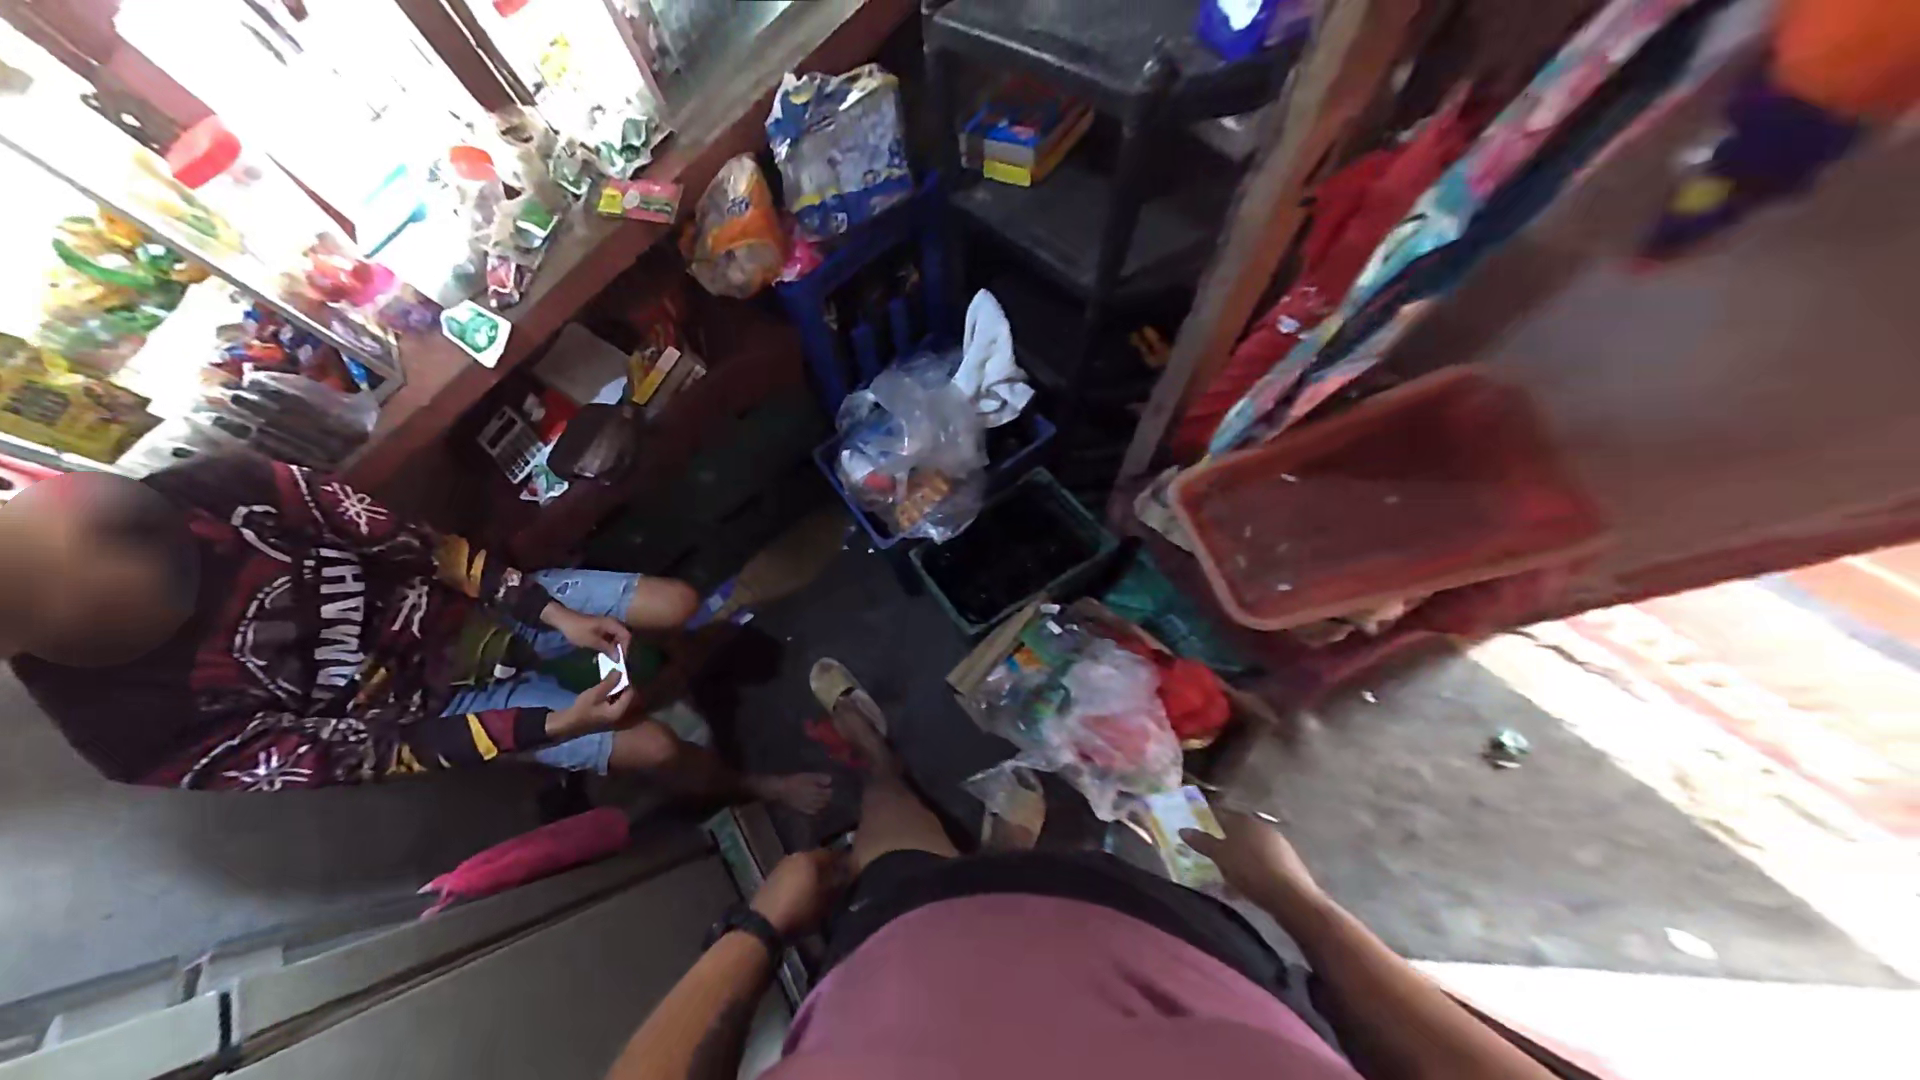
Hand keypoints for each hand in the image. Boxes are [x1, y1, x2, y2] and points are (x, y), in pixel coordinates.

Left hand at [543, 603, 630, 657]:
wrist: (562, 620)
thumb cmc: (577, 630)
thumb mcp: (592, 641)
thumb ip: (607, 649)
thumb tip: (618, 659)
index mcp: (613, 624)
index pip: (627, 636)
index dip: (627, 648)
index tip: (624, 660)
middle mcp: (613, 624)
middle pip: (623, 637)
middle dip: (621, 650)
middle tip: (617, 661)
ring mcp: (607, 626)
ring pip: (616, 639)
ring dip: (613, 649)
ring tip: (609, 660)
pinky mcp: (601, 629)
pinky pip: (609, 638)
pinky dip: (607, 646)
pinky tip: (601, 654)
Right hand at [549, 673, 637, 737]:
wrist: (567, 725)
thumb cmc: (581, 710)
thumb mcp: (595, 694)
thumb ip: (609, 682)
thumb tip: (620, 671)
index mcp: (620, 710)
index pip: (631, 693)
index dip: (630, 681)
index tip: (627, 671)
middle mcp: (621, 714)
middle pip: (628, 696)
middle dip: (625, 684)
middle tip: (622, 672)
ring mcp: (615, 716)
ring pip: (622, 698)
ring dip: (619, 688)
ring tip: (616, 676)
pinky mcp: (608, 715)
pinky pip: (616, 701)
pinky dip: (614, 694)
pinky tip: (610, 686)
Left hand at [750, 848, 851, 936]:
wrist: (763, 927)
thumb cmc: (800, 910)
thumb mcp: (826, 900)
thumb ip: (840, 884)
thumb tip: (850, 874)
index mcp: (810, 856)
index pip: (833, 853)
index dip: (844, 862)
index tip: (852, 872)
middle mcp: (795, 856)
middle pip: (817, 860)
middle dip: (828, 869)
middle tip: (838, 883)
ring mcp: (781, 867)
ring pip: (803, 869)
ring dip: (813, 877)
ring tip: (821, 892)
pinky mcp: (771, 881)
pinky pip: (792, 878)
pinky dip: (800, 884)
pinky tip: (804, 897)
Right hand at [1183, 809, 1325, 920]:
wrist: (1293, 898)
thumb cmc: (1251, 871)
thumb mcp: (1220, 857)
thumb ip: (1202, 842)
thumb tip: (1182, 829)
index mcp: (1243, 820)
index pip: (1220, 813)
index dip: (1206, 820)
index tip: (1195, 830)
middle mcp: (1261, 826)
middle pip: (1236, 830)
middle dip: (1223, 841)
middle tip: (1209, 854)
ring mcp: (1277, 844)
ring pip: (1250, 847)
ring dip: (1237, 857)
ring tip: (1225, 874)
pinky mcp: (1288, 863)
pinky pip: (1262, 861)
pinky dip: (1251, 868)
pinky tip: (1246, 885)